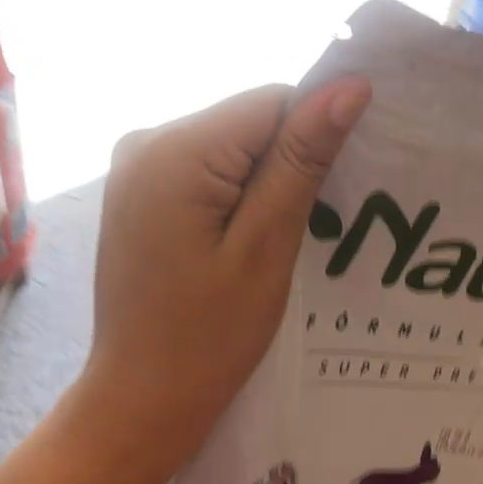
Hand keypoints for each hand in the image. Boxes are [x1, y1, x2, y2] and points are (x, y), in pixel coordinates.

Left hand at [74, 78, 371, 483]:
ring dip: (258, 181)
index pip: (272, 102)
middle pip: (248, 121)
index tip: (324, 197)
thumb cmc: (208, 336)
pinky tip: (234, 244)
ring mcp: (134, 163)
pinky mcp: (135, 187)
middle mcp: (146, 138)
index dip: (310, 140)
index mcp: (175, 147)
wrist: (138, 399)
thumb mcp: (266, 245)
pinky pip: (202, 165)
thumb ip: (302, 158)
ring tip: (263, 245)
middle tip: (292, 234)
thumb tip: (348, 84)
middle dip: (282, 164)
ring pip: (229, 143)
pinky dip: (230, 192)